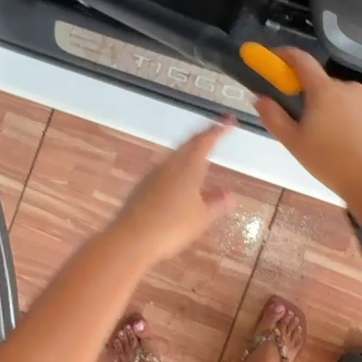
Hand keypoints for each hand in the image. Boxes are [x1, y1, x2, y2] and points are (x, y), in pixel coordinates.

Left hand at [107, 116, 235, 262]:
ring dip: (189, 155)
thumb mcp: (202, 218)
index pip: (205, 141)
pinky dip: (177, 172)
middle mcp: (169, 165)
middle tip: (215, 133)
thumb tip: (230, 196)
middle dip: (203, 138)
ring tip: (201, 160)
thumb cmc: (173, 226)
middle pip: (187, 145)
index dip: (218, 130)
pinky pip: (165, 173)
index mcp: (188, 167)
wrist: (132, 238)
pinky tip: (181, 185)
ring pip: (175, 158)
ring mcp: (153, 175)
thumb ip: (217, 205)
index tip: (229, 122)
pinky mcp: (142, 188)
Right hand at [253, 47, 361, 202]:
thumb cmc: (331, 162)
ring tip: (328, 142)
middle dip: (309, 97)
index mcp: (324, 90)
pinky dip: (349, 121)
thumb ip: (274, 117)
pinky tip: (348, 146)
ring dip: (330, 111)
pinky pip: (359, 112)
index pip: (302, 60)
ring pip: (341, 99)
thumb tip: (261, 99)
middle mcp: (349, 88)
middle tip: (302, 124)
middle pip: (322, 85)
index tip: (273, 57)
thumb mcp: (294, 143)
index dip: (285, 55)